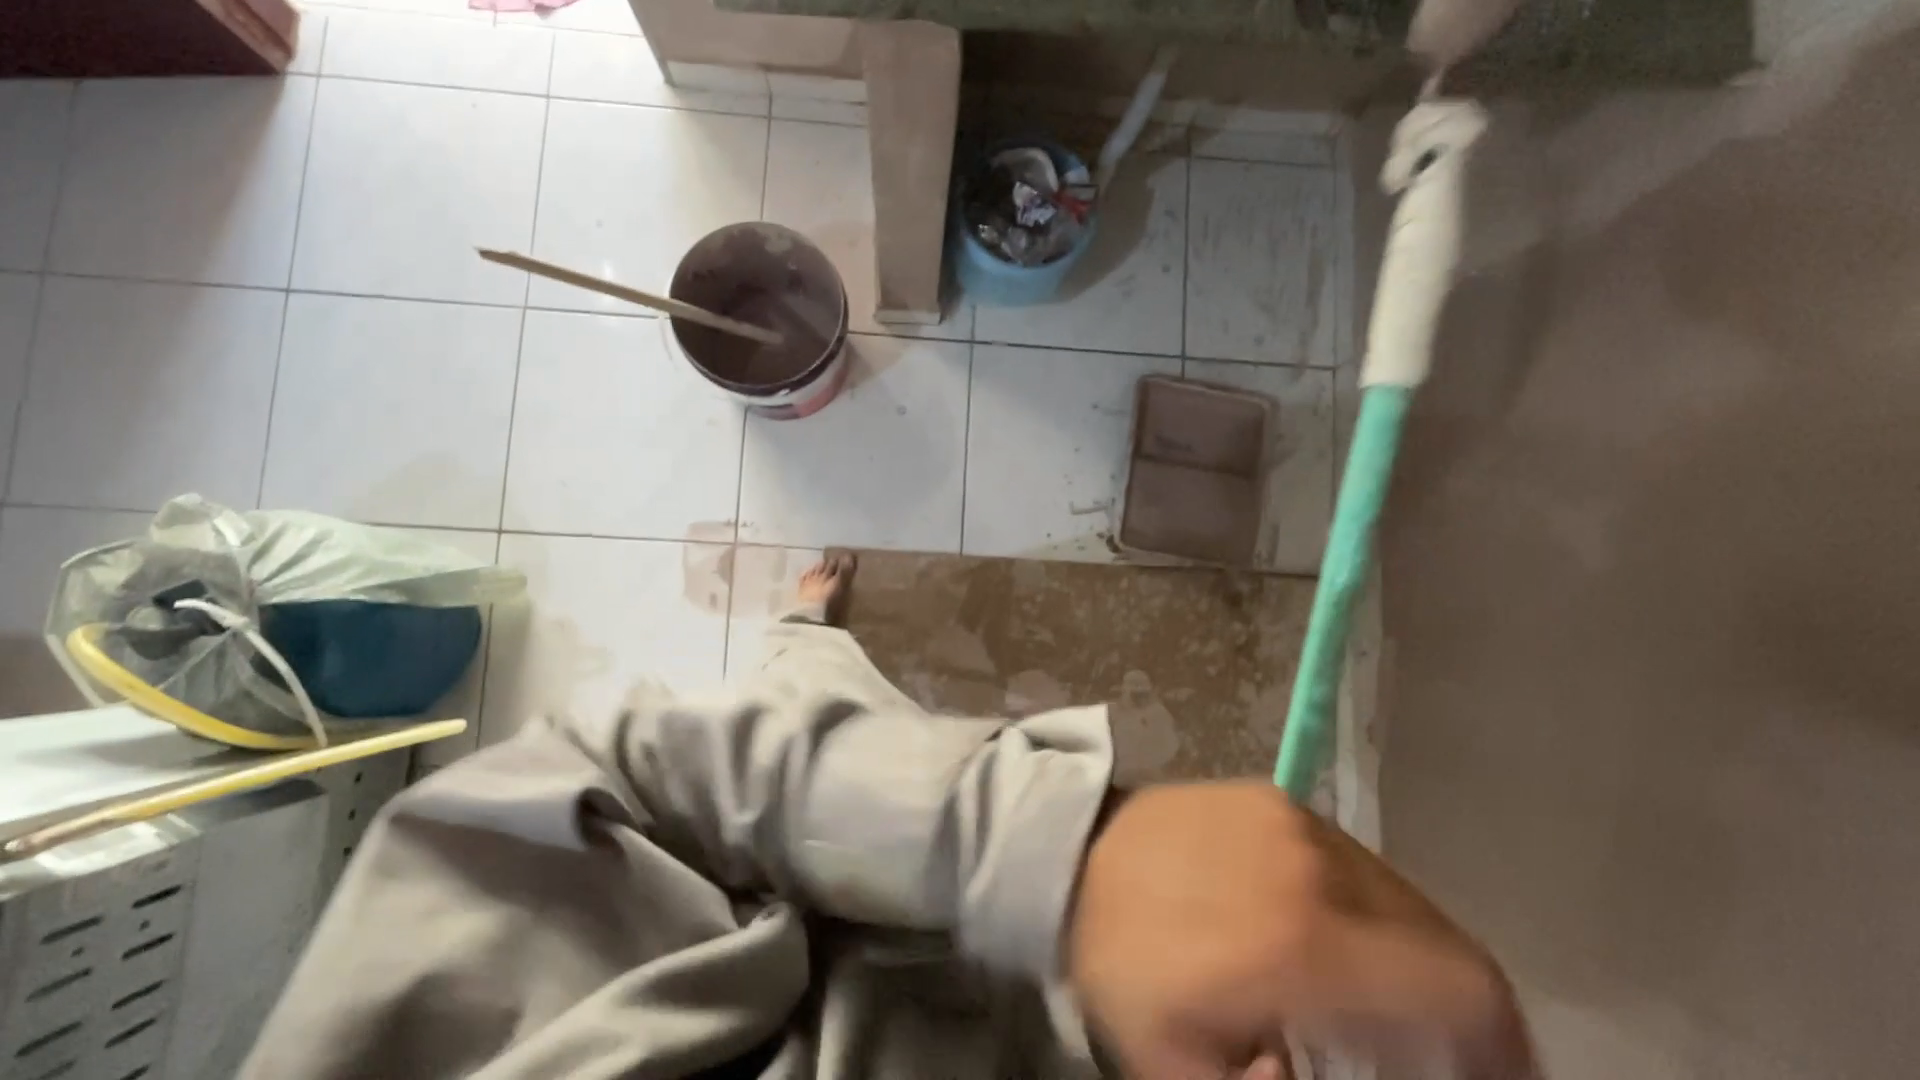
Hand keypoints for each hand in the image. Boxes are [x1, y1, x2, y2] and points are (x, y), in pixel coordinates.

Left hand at [1067, 782, 1536, 1078]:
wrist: (1064, 854)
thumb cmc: (1122, 966)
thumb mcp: (1181, 1066)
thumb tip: (1314, 1070)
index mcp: (1308, 945)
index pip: (1460, 987)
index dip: (1502, 1042)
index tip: (1492, 1073)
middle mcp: (1320, 869)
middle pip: (1440, 938)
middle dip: (1455, 1001)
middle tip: (1426, 1041)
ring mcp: (1298, 822)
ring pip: (1399, 894)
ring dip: (1408, 949)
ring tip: (1372, 986)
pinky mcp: (1274, 796)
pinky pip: (1352, 858)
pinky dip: (1366, 904)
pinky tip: (1325, 927)